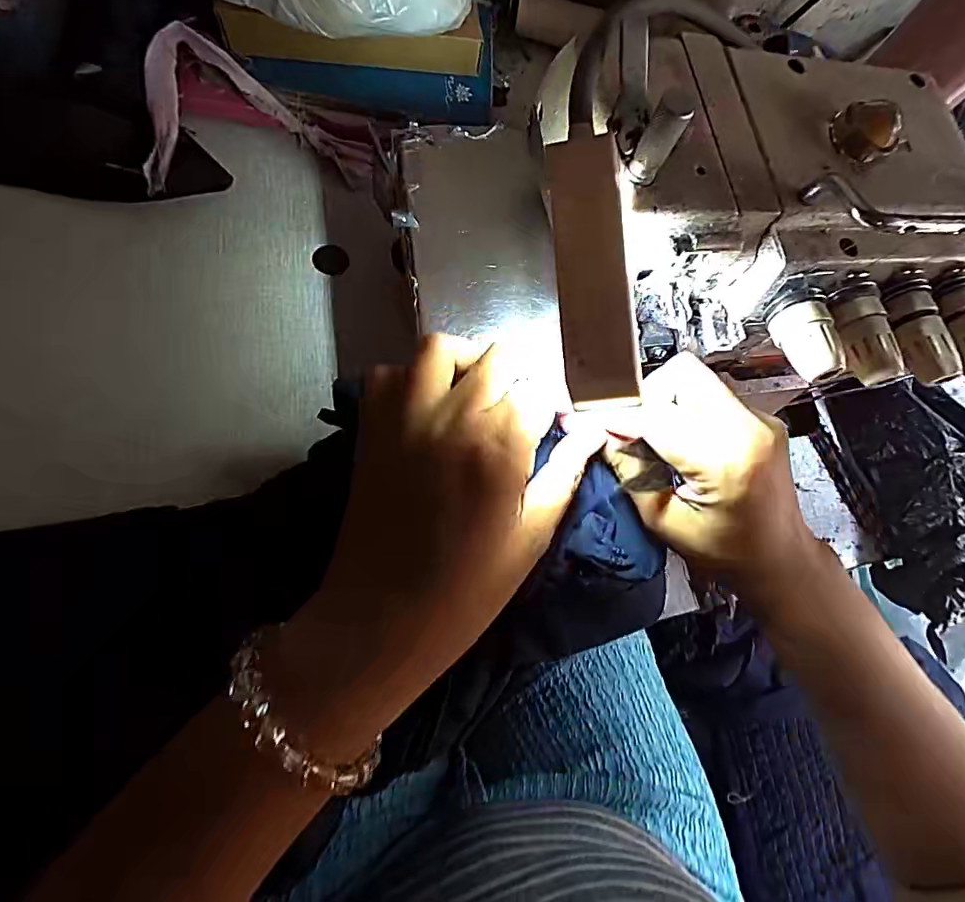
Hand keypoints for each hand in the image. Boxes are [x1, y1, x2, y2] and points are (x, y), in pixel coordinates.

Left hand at [277, 335, 602, 758]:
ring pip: (441, 347)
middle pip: (499, 357)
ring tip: (477, 391)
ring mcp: (407, 414)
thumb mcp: (535, 531)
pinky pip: (391, 371)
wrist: (382, 617)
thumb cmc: (472, 583)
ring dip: (467, 360)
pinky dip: (413, 376)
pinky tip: (429, 406)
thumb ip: (566, 469)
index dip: (554, 408)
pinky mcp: (372, 425)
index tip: (555, 428)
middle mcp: (454, 413)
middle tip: (522, 409)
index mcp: (502, 441)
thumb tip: (592, 430)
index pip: (541, 392)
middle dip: (520, 377)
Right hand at [576, 352, 819, 598]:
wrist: (780, 557)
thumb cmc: (731, 551)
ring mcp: (759, 420)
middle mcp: (748, 429)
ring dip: (670, 400)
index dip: (620, 415)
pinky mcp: (762, 418)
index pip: (657, 415)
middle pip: (682, 374)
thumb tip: (607, 435)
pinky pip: (715, 395)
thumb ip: (632, 474)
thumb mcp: (667, 523)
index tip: (598, 419)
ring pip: (698, 379)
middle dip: (649, 396)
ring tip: (663, 439)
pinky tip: (689, 443)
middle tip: (635, 427)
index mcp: (725, 461)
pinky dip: (692, 410)